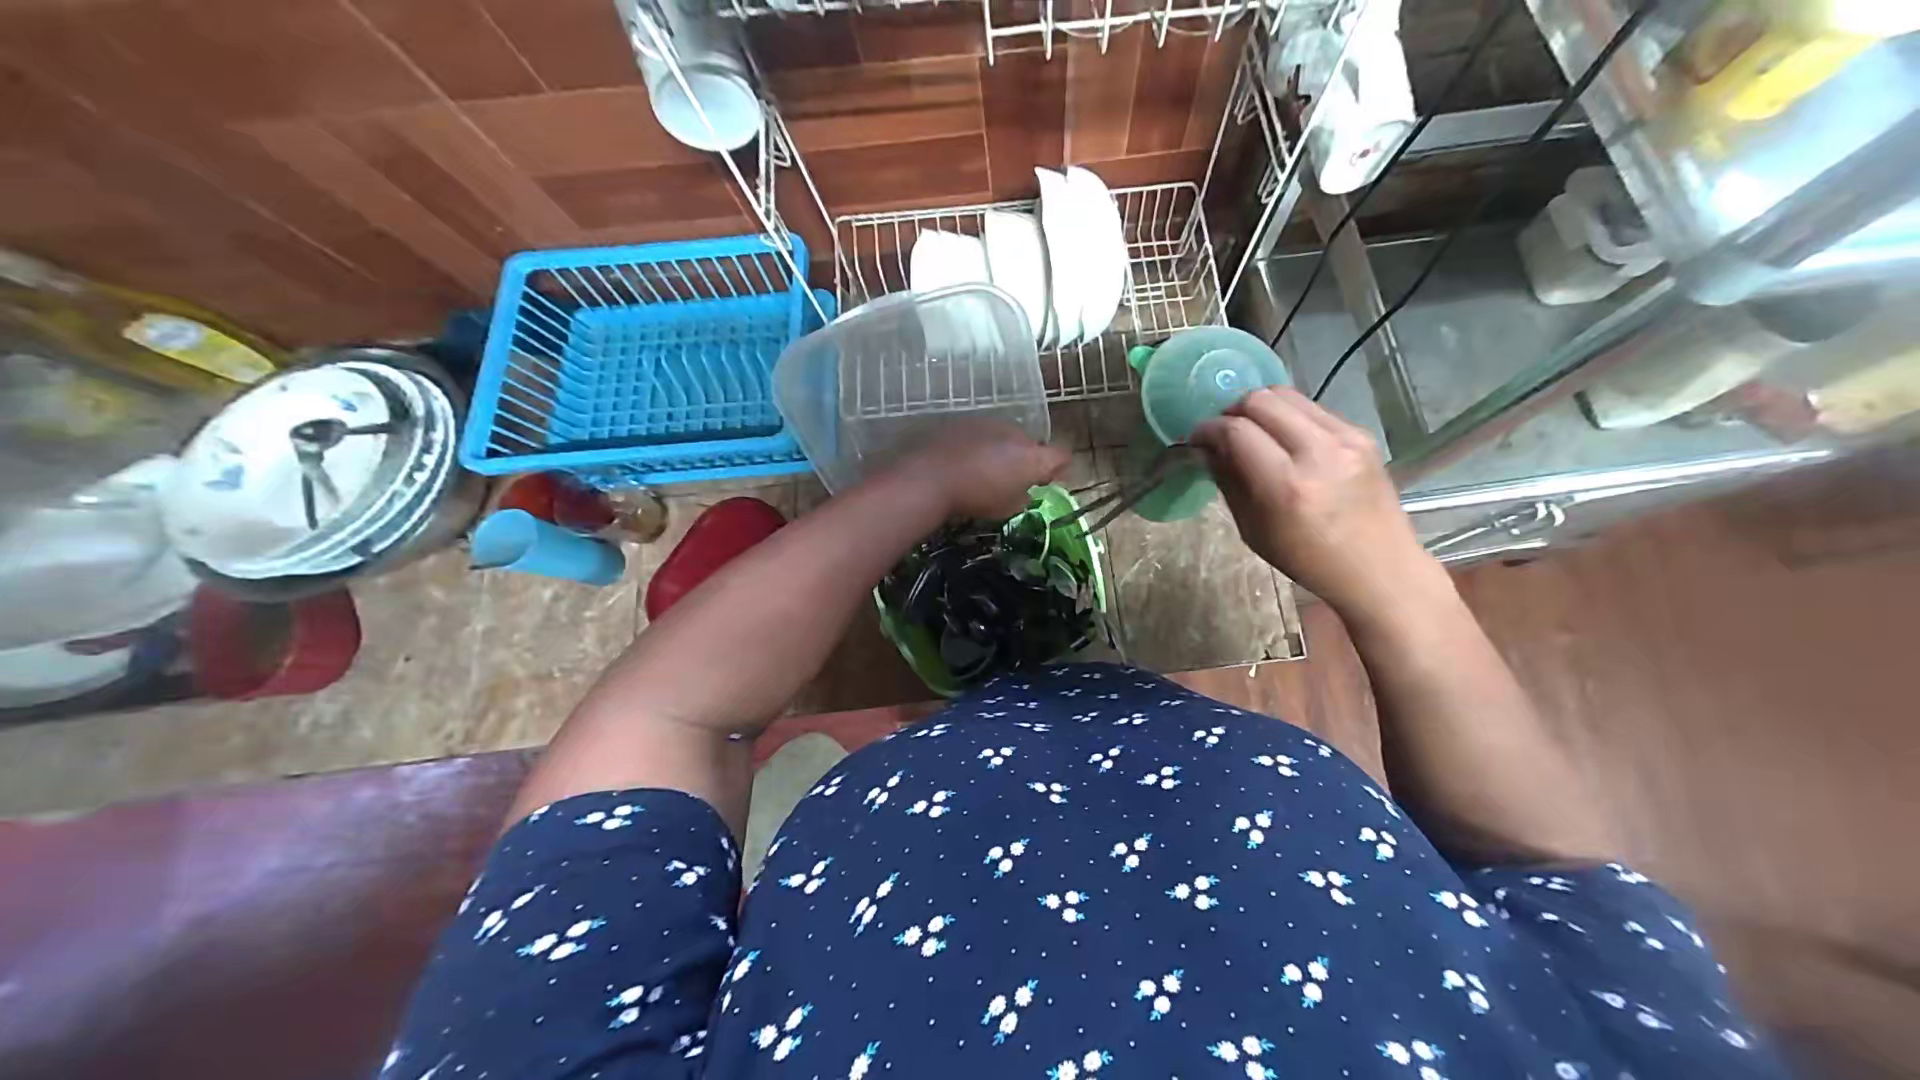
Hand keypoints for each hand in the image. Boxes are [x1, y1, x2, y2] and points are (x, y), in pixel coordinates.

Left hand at [895, 420, 1068, 519]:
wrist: (930, 477)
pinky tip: (963, 461)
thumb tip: (1024, 490)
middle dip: (1025, 459)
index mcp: (1033, 457)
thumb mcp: (1007, 508)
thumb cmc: (975, 498)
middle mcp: (1016, 433)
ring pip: (1005, 436)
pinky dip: (979, 445)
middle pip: (1031, 444)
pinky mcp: (965, 420)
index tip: (1049, 481)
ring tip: (983, 470)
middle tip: (1011, 479)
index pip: (1062, 456)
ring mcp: (989, 423)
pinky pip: (981, 433)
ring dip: (1001, 450)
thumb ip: (1022, 496)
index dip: (1059, 469)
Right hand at [1190, 386, 1440, 617]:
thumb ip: (1229, 481)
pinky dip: (1287, 416)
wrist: (1378, 566)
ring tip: (1251, 431)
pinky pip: (1311, 408)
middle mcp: (1319, 452)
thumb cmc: (1307, 558)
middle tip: (1223, 432)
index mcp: (1287, 485)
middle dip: (1232, 411)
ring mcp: (1346, 437)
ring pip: (1287, 395)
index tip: (1196, 439)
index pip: (1236, 431)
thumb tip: (1208, 449)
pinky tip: (1283, 439)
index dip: (1208, 429)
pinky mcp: (1361, 434)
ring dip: (1259, 408)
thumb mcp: (1252, 529)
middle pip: (1261, 401)